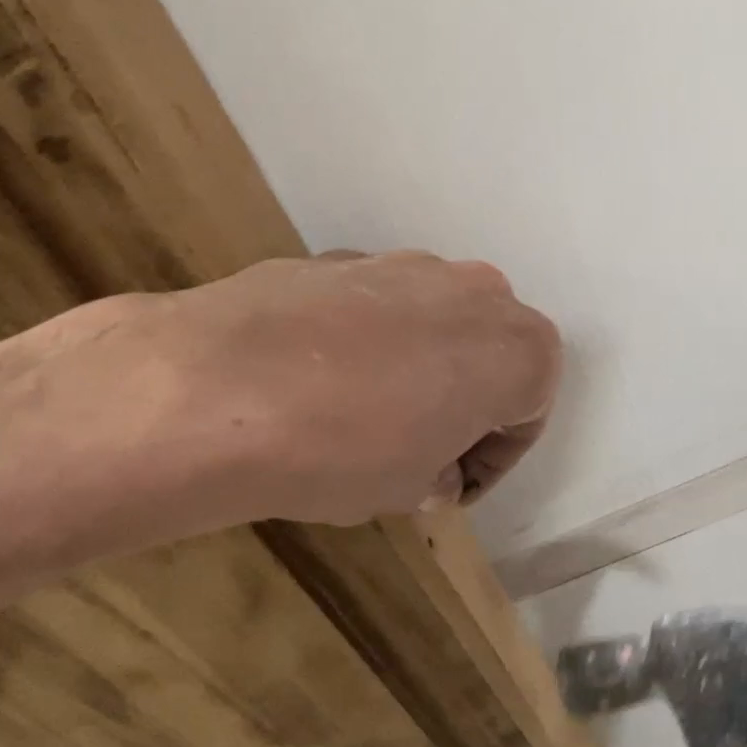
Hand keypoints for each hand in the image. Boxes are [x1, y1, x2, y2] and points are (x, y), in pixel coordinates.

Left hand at [0, 250, 559, 561]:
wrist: (217, 387)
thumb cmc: (345, 451)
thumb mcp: (410, 490)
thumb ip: (439, 472)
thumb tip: (430, 467)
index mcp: (518, 349)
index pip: (530, 410)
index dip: (493, 459)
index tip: (450, 488)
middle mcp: (476, 290)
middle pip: (488, 353)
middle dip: (463, 402)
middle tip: (416, 451)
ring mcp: (405, 263)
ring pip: (433, 322)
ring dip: (416, 367)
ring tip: (358, 417)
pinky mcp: (341, 256)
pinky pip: (377, 306)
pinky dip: (364, 342)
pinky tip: (314, 381)